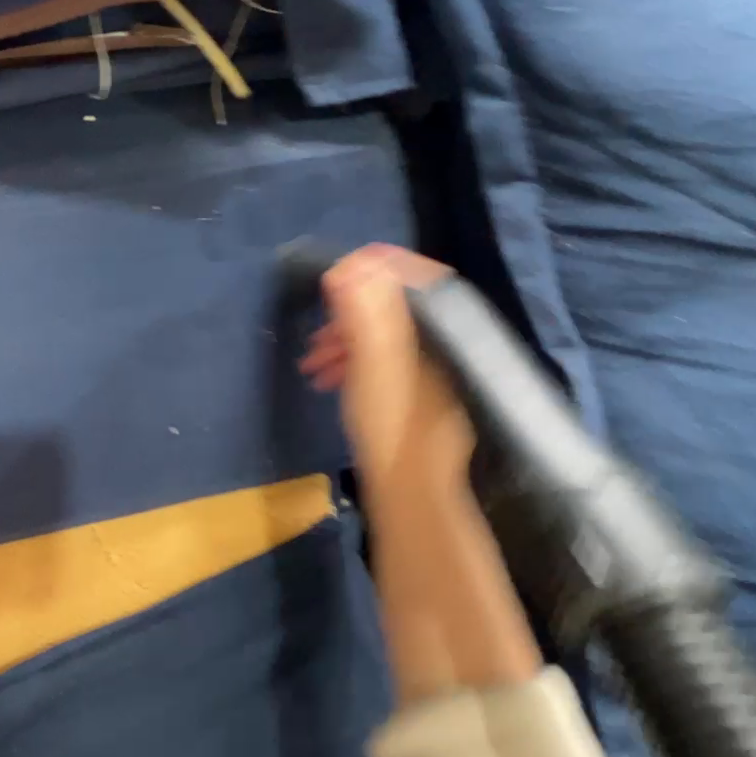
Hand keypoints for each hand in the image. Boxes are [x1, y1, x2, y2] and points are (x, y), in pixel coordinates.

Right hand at [297, 244, 474, 493]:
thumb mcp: (374, 363)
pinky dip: (354, 363)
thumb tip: (352, 265)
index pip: (418, 279)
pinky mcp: (418, 395)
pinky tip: (330, 380)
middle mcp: (442, 346)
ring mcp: (432, 373)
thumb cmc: (392, 424)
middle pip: (395, 310)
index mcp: (438, 333)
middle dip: (349, 312)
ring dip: (345, 341)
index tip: (337, 267)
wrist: (411, 491)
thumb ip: (366, 313)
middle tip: (315, 328)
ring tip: (312, 363)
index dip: (378, 266)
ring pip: (386, 339)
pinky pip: (384, 362)